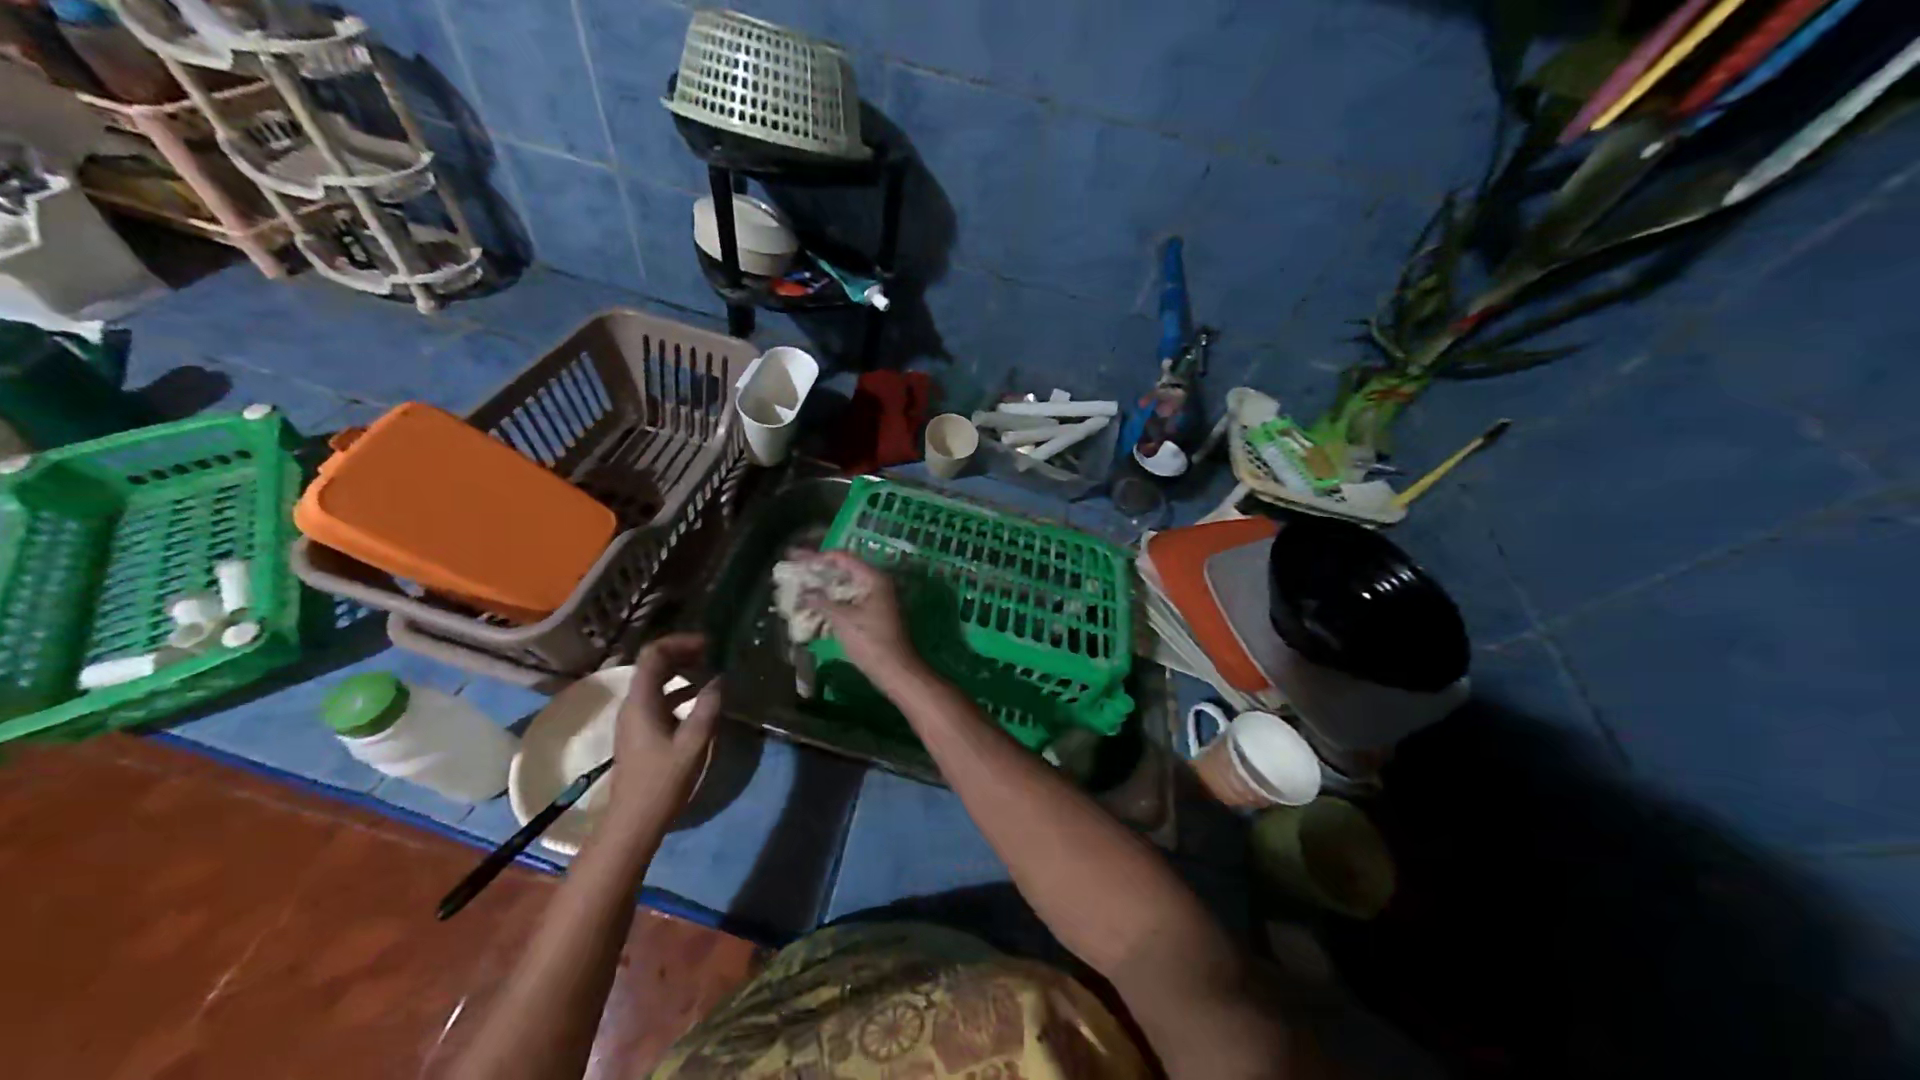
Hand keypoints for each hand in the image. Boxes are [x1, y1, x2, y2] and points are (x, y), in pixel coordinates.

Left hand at [611, 633, 721, 816]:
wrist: (634, 820)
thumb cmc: (663, 781)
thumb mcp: (693, 744)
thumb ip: (707, 708)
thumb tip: (719, 680)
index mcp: (642, 702)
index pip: (654, 655)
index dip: (680, 643)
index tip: (708, 644)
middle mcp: (633, 704)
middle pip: (652, 665)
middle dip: (681, 653)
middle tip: (712, 653)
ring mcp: (634, 718)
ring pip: (655, 681)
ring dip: (680, 670)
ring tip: (709, 669)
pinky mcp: (639, 731)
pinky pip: (657, 698)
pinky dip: (677, 689)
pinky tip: (698, 696)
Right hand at [800, 551, 922, 681]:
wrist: (894, 670)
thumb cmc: (870, 642)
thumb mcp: (842, 619)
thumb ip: (821, 601)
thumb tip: (803, 592)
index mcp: (873, 578)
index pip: (842, 558)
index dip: (817, 556)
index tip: (795, 557)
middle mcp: (877, 584)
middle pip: (843, 570)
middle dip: (818, 571)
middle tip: (794, 569)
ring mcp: (876, 599)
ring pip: (845, 586)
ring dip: (824, 587)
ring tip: (799, 586)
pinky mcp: (873, 613)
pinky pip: (849, 600)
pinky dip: (832, 600)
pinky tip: (814, 605)